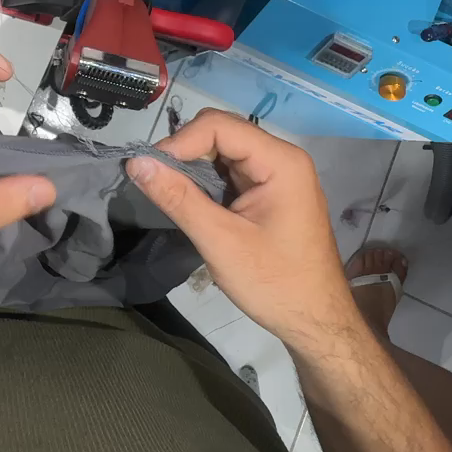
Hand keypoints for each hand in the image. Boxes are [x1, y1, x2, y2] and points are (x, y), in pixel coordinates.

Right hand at [127, 109, 357, 347]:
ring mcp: (275, 173)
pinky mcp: (267, 189)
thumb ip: (178, 197)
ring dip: (193, 167)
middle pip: (219, 131)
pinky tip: (194, 202)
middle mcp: (280, 157)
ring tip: (173, 195)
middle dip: (185, 152)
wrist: (316, 324)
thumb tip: (135, 162)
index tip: (151, 171)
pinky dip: (204, 180)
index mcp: (280, 162)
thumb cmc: (276, 284)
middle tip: (159, 183)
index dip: (180, 142)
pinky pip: (227, 168)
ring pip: (220, 149)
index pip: (218, 126)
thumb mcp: (221, 242)